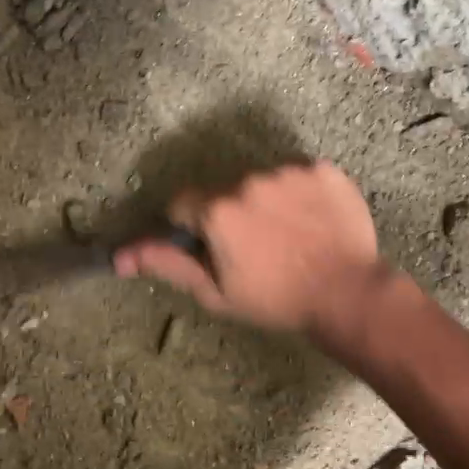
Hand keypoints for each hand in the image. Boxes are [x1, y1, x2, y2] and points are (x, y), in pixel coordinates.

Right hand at [114, 161, 390, 333]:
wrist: (347, 294)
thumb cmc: (275, 300)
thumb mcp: (214, 291)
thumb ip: (168, 264)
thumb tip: (121, 256)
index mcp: (217, 211)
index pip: (183, 204)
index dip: (194, 228)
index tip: (214, 249)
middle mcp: (247, 181)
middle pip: (223, 191)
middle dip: (230, 214)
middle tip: (256, 249)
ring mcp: (288, 172)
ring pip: (260, 182)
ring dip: (265, 202)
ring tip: (288, 237)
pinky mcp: (322, 169)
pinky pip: (297, 176)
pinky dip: (299, 194)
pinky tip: (311, 223)